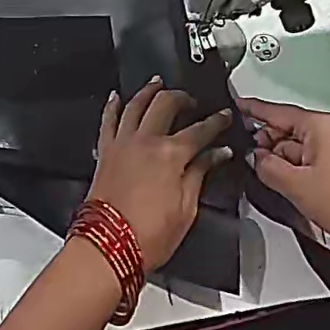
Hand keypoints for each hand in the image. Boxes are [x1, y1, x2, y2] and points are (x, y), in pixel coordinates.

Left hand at [89, 78, 234, 270]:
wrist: (109, 245)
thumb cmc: (146, 234)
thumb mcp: (187, 208)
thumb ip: (200, 173)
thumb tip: (215, 155)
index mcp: (171, 155)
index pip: (200, 130)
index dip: (216, 122)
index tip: (223, 118)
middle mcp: (145, 142)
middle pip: (166, 105)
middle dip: (183, 98)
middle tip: (192, 101)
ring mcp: (122, 144)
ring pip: (136, 104)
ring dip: (149, 91)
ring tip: (157, 83)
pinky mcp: (105, 152)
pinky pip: (108, 120)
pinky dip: (112, 106)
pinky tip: (116, 97)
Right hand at [238, 97, 329, 254]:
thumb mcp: (295, 185)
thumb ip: (266, 166)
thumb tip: (255, 159)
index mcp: (320, 126)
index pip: (276, 111)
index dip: (252, 109)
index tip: (238, 105)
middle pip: (286, 130)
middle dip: (266, 145)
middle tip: (250, 159)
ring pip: (297, 149)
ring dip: (282, 163)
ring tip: (275, 182)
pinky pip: (310, 163)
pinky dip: (297, 174)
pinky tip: (293, 190)